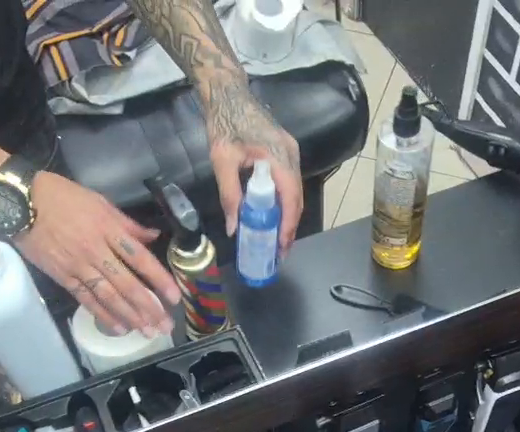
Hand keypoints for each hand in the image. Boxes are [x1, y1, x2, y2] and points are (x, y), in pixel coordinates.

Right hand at [17, 173, 180, 334]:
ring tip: (148, 332)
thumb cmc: (61, 196)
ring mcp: (79, 266)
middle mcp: (96, 250)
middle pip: (128, 284)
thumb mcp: (98, 201)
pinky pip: (87, 300)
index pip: (140, 258)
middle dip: (149, 307)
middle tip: (165, 326)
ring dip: (131, 317)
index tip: (174, 297)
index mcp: (108, 229)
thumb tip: (153, 236)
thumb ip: (127, 223)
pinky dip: (104, 315)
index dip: (158, 279)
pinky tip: (120, 328)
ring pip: (110, 296)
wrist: (18, 201)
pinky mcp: (63, 277)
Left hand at [204, 86, 302, 251]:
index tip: (281, 246)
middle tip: (280, 251)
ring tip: (278, 239)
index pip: (290, 199)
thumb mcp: (222, 162)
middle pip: (297, 199)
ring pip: (295, 192)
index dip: (288, 226)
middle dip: (289, 227)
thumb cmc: (224, 123)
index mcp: (279, 157)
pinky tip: (275, 216)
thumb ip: (229, 196)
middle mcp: (291, 156)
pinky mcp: (286, 152)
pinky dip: (285, 203)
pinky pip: (290, 183)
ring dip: (288, 217)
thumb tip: (233, 229)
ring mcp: (291, 153)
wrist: (228, 93)